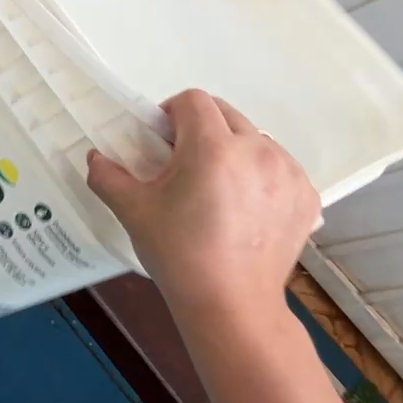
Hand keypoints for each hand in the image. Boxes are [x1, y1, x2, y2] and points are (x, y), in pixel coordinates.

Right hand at [86, 90, 319, 319]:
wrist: (230, 300)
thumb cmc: (176, 251)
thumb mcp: (131, 210)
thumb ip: (107, 176)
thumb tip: (96, 157)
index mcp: (213, 149)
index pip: (194, 101)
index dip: (170, 112)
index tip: (158, 139)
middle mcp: (258, 151)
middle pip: (226, 113)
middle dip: (199, 127)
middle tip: (179, 162)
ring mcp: (289, 173)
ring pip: (255, 139)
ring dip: (231, 149)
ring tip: (213, 187)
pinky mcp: (307, 195)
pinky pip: (278, 166)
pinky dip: (257, 173)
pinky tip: (240, 206)